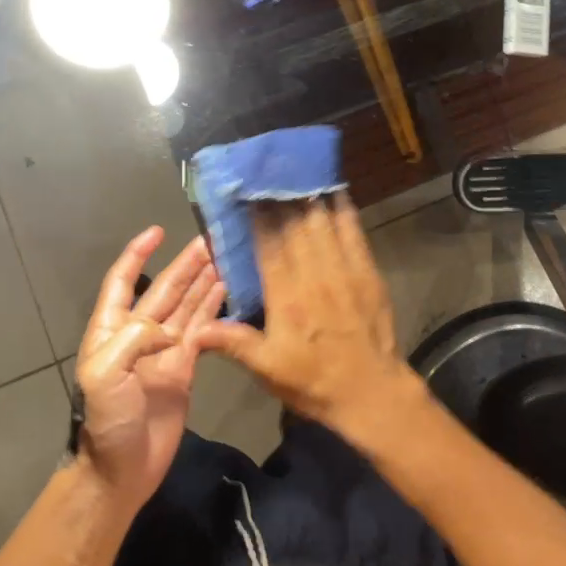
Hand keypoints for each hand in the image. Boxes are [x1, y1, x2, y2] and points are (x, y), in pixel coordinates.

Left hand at [73, 228, 225, 504]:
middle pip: (163, 290)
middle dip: (184, 265)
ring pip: (186, 307)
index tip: (157, 232)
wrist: (122, 470)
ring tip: (224, 257)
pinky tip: (228, 293)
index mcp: (111, 330)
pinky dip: (213, 310)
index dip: (137, 255)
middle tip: (211, 240)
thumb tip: (169, 328)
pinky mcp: (184, 368)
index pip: (123, 281)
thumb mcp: (105, 375)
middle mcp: (138, 333)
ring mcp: (163, 350)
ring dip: (202, 282)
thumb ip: (134, 338)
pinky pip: (201, 331)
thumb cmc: (106, 421)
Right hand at [192, 195, 419, 441]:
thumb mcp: (268, 369)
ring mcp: (344, 271)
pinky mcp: (368, 273)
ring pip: (323, 224)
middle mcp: (314, 276)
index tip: (248, 193)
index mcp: (287, 298)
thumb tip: (194, 329)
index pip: (269, 246)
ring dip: (309, 197)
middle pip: (295, 227)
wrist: (371, 392)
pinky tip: (336, 191)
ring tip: (297, 172)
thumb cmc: (314, 382)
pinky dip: (344, 210)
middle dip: (280, 198)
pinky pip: (354, 233)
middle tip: (269, 173)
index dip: (258, 217)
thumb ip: (234, 343)